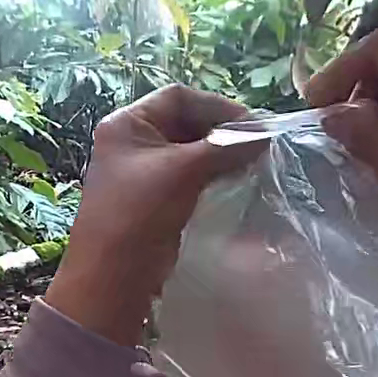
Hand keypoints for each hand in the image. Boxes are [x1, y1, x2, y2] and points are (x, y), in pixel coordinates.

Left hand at [45, 84, 254, 344]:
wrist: (113, 278)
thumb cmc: (140, 214)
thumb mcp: (182, 172)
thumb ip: (224, 148)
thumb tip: (264, 135)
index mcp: (126, 124)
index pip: (178, 98)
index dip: (217, 106)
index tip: (253, 126)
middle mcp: (132, 142)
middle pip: (185, 122)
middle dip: (221, 131)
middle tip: (258, 145)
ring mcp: (142, 171)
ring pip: (189, 150)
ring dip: (219, 154)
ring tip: (252, 163)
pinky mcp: (155, 197)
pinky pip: (188, 175)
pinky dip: (212, 174)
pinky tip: (235, 181)